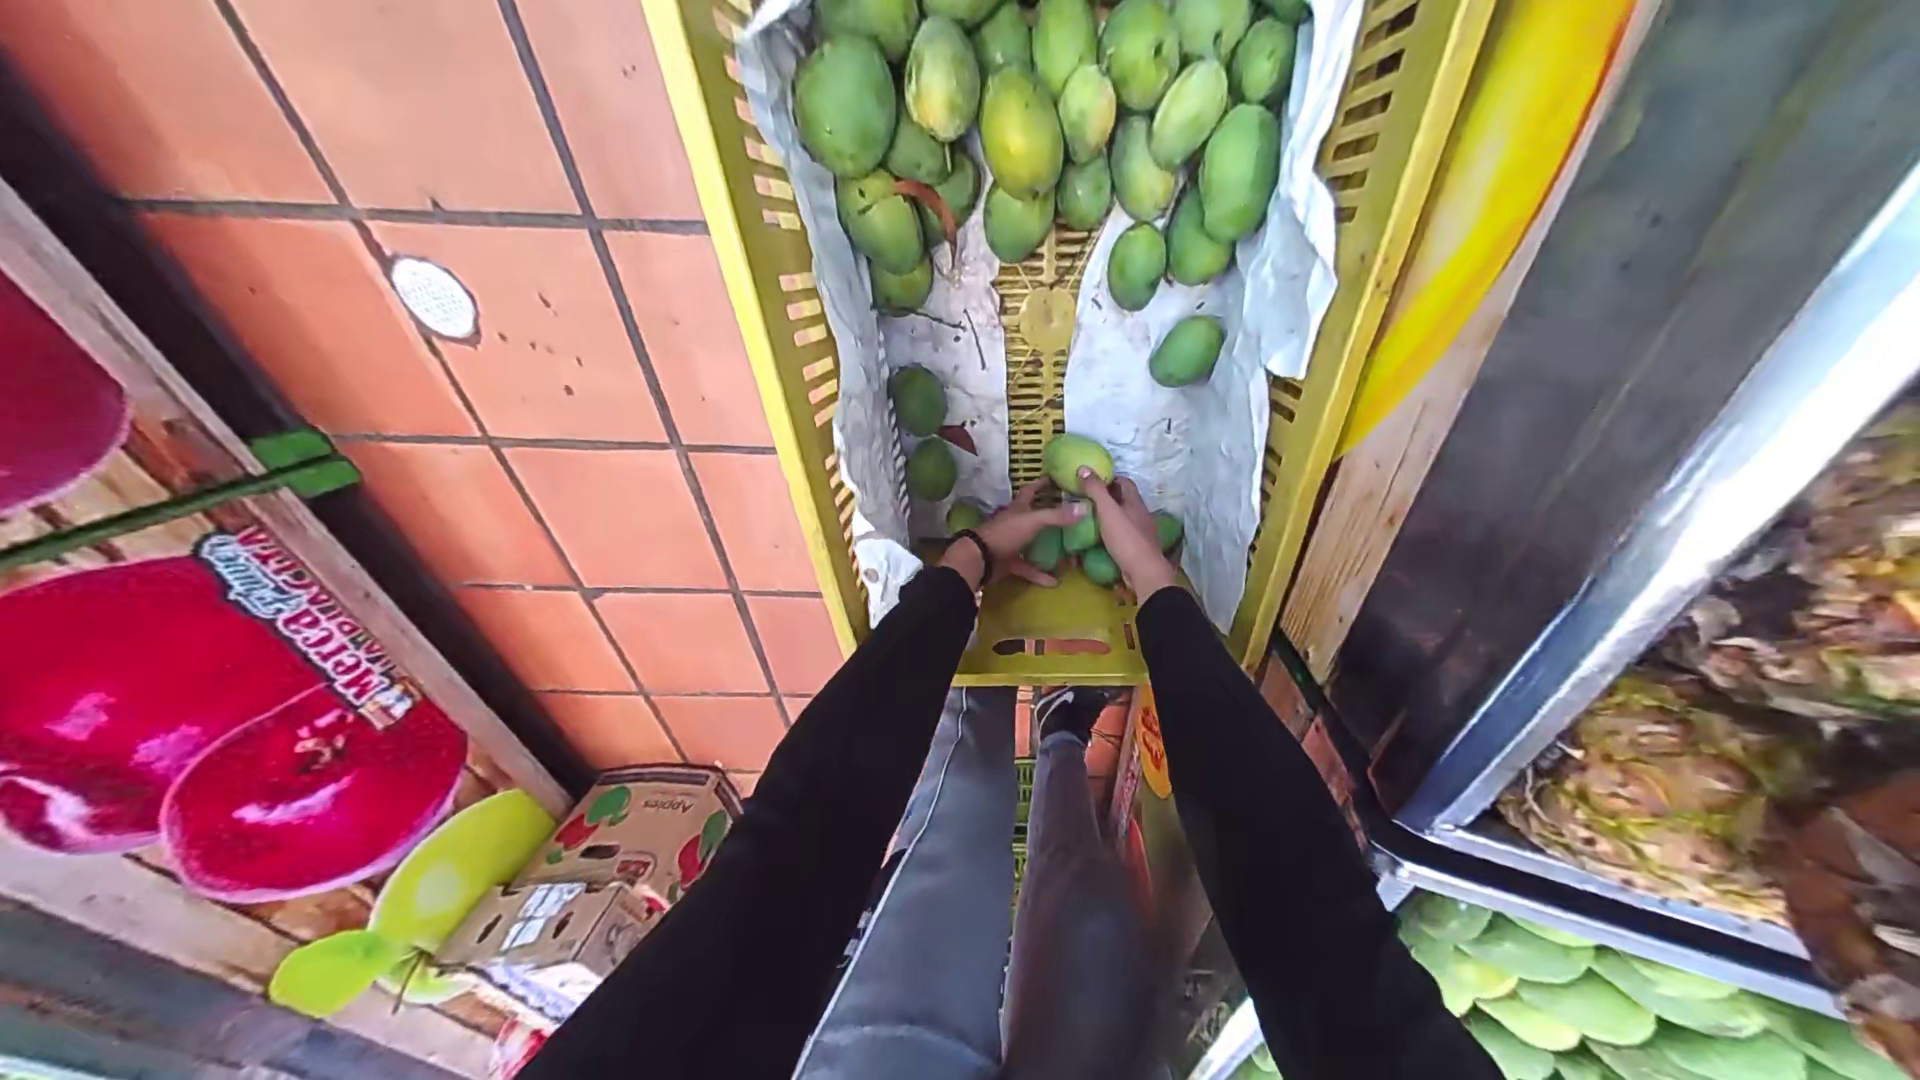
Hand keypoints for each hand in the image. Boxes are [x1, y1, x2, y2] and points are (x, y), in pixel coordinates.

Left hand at [939, 480, 1085, 589]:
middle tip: (1071, 513)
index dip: (1042, 483)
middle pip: (1035, 515)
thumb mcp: (1034, 520)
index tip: (1055, 478)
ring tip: (1068, 548)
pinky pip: (1028, 568)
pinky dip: (1040, 574)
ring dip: (1048, 545)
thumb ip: (1057, 515)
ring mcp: (1012, 543)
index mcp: (1019, 508)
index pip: (1031, 490)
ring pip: (1033, 542)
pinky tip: (1055, 581)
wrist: (981, 558)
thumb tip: (1085, 507)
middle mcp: (1016, 522)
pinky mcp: (1010, 561)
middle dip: (1050, 513)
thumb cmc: (1006, 533)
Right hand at [1078, 468, 1178, 599]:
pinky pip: (1123, 534)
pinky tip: (1099, 537)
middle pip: (1124, 499)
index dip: (1110, 477)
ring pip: (1124, 517)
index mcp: (1135, 502)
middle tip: (1086, 498)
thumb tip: (1084, 468)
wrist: (1143, 571)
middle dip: (1108, 496)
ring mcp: (1141, 532)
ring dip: (1109, 515)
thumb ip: (1096, 490)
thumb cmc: (1126, 538)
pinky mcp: (1137, 548)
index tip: (1092, 480)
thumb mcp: (1107, 511)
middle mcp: (1141, 514)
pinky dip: (1111, 532)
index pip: (1125, 482)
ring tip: (1089, 517)